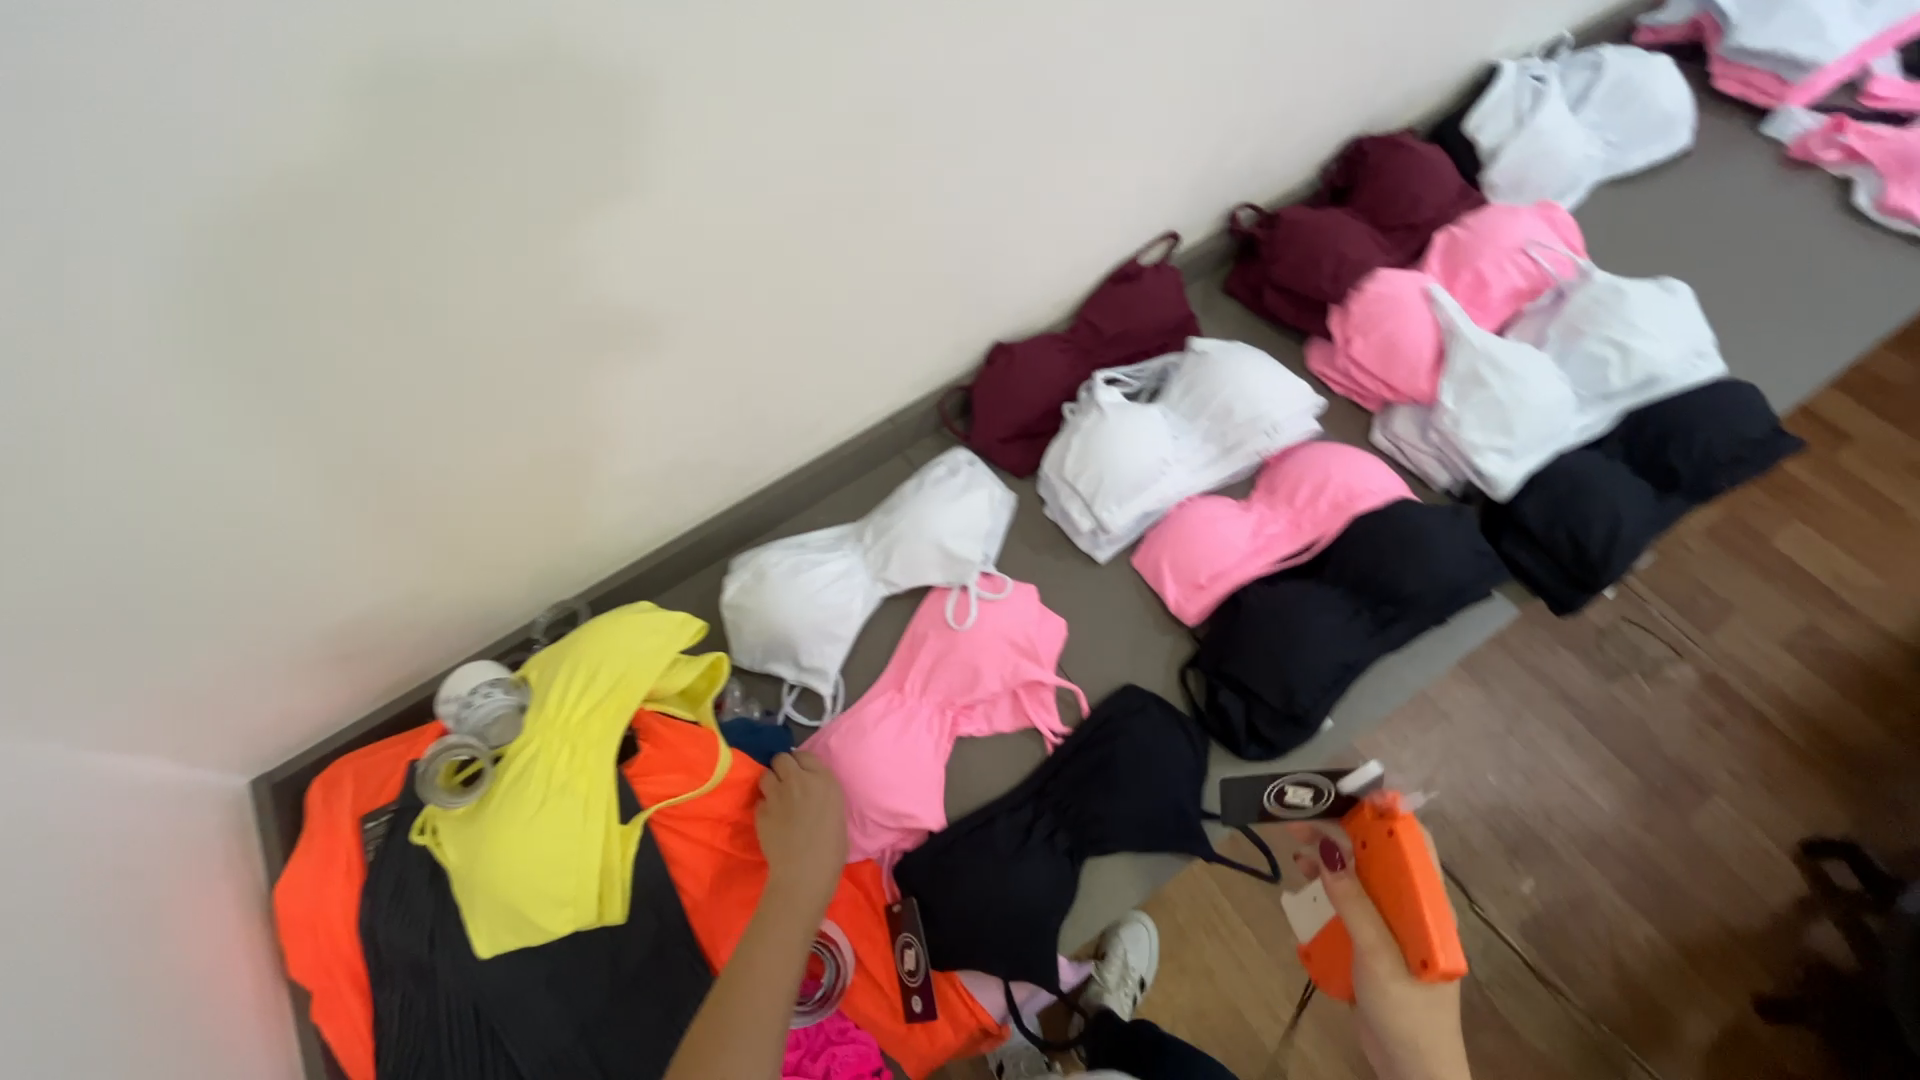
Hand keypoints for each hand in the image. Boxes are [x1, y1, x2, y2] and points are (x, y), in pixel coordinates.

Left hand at [756, 751, 848, 916]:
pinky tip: (771, 820)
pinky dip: (764, 807)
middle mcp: (799, 780)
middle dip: (781, 768)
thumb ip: (822, 792)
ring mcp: (777, 794)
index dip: (800, 764)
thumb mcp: (837, 810)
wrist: (806, 872)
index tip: (801, 775)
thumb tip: (811, 791)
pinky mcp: (760, 810)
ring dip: (770, 784)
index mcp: (824, 779)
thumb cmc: (832, 848)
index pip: (805, 755)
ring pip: (765, 775)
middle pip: (781, 758)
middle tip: (785, 784)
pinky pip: (760, 801)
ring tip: (775, 799)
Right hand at [1291, 822, 1471, 1079]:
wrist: (1413, 1069)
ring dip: (1330, 854)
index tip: (1345, 793)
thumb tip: (1329, 852)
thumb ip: (1356, 905)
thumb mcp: (1379, 957)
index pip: (1411, 844)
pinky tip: (1304, 878)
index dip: (1383, 814)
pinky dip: (1327, 882)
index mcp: (1427, 906)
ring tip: (1295, 844)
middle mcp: (1413, 906)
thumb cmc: (1407, 1012)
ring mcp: (1393, 923)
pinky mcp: (1375, 939)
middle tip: (1299, 819)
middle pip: (1378, 853)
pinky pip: (1350, 898)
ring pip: (1361, 873)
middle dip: (1341, 830)